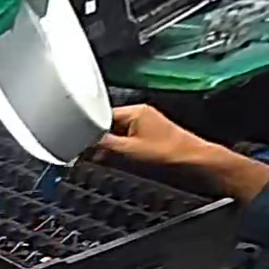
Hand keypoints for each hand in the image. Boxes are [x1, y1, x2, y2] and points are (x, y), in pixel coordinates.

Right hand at [97, 105, 219, 170]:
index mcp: (135, 111)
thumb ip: (104, 144)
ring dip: (105, 144)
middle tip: (86, 152)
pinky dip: (114, 146)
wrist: (188, 157)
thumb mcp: (127, 149)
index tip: (79, 142)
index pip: (102, 115)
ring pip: (114, 131)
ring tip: (98, 156)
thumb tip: (85, 141)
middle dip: (96, 138)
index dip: (89, 128)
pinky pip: (122, 136)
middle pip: (107, 123)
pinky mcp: (145, 132)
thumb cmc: (165, 151)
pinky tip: (111, 156)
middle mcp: (139, 113)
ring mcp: (142, 122)